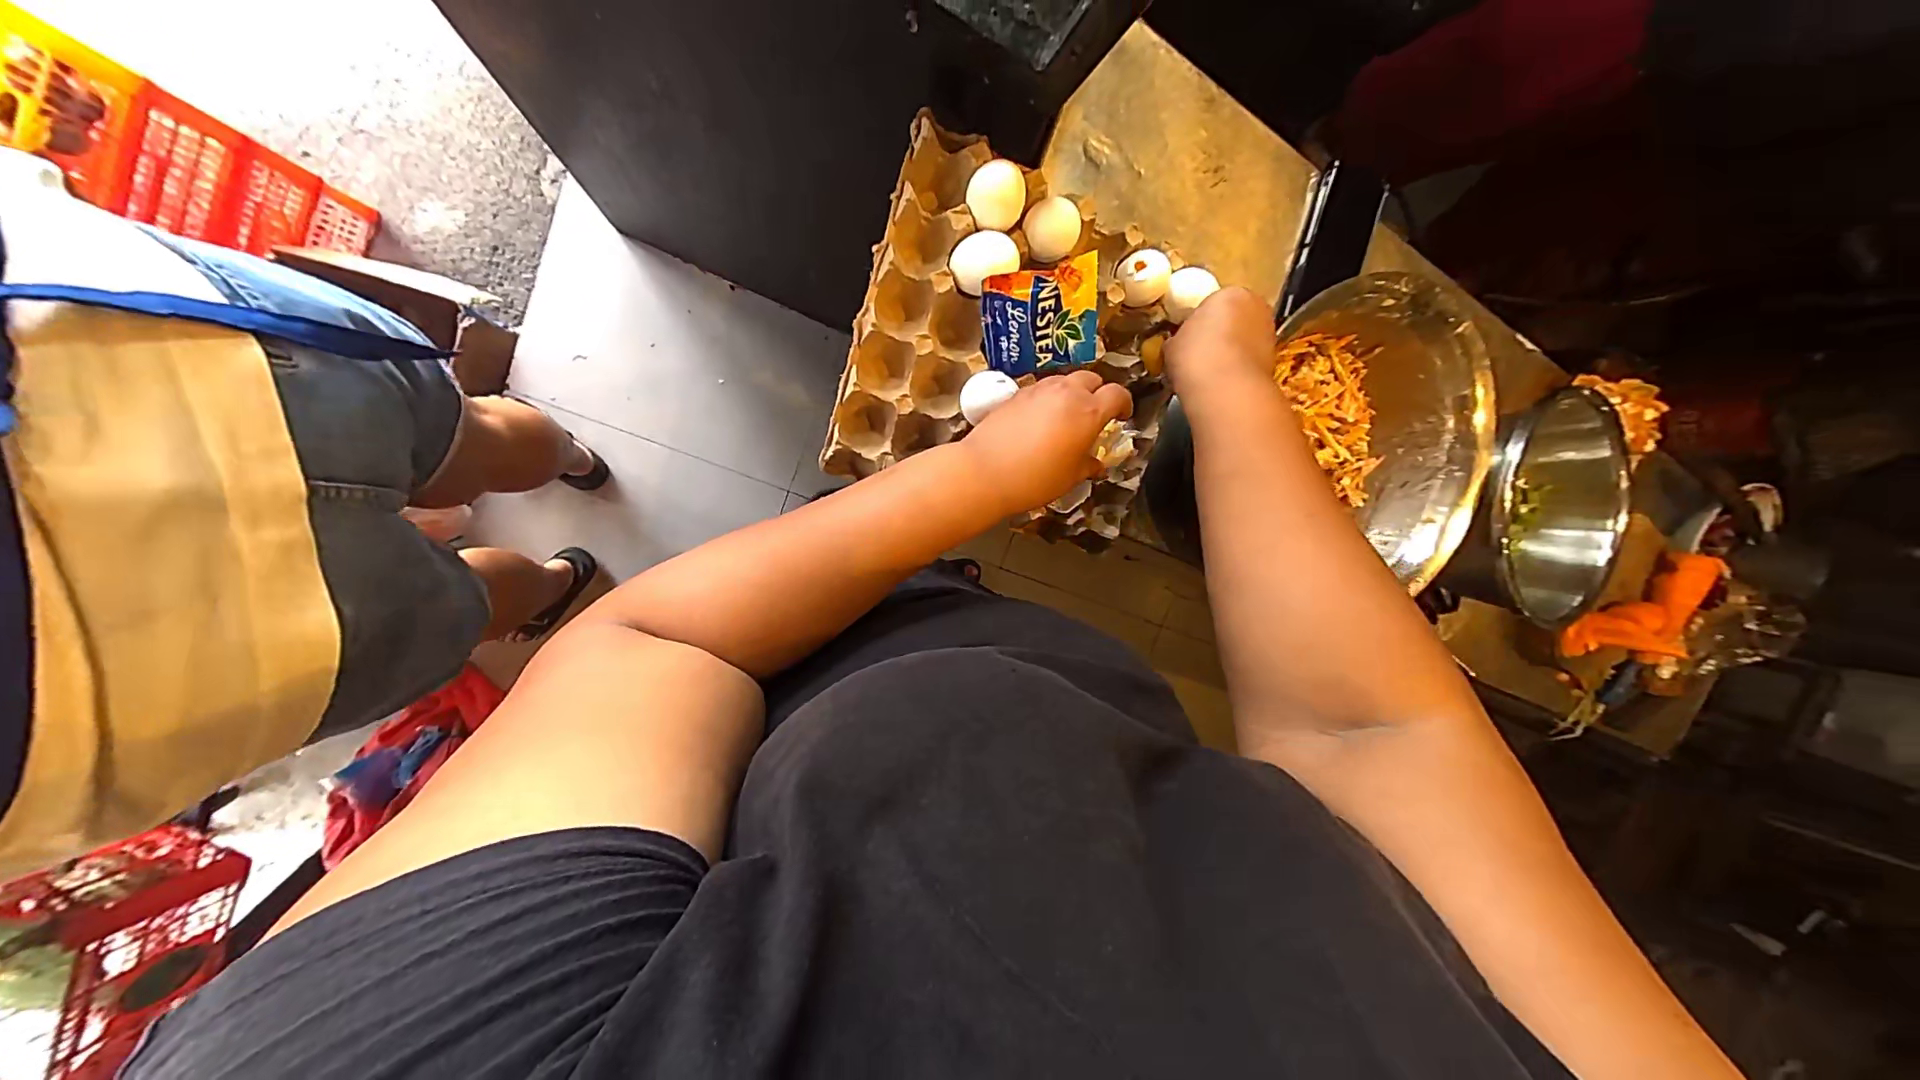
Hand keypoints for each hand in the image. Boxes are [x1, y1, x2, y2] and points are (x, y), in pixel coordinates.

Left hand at [957, 370, 1132, 514]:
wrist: (984, 471)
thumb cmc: (1034, 479)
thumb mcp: (1069, 478)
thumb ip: (1086, 465)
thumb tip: (1095, 464)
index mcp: (1089, 411)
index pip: (1117, 395)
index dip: (1124, 404)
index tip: (1122, 416)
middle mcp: (1066, 393)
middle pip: (1091, 379)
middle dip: (1097, 393)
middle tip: (1094, 414)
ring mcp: (1038, 390)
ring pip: (1064, 380)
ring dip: (1071, 392)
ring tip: (1066, 416)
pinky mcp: (1015, 394)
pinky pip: (1040, 389)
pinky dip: (1047, 398)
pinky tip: (1040, 419)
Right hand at [1162, 287, 1277, 403]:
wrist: (1225, 389)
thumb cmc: (1195, 356)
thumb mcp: (1172, 344)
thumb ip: (1179, 338)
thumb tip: (1178, 344)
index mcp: (1229, 293)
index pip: (1211, 304)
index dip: (1197, 322)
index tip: (1187, 339)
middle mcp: (1256, 305)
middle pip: (1233, 317)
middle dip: (1219, 333)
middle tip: (1199, 354)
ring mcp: (1269, 332)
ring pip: (1244, 338)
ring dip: (1231, 350)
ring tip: (1211, 370)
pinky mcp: (1274, 358)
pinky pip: (1250, 358)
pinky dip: (1239, 367)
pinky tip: (1223, 381)